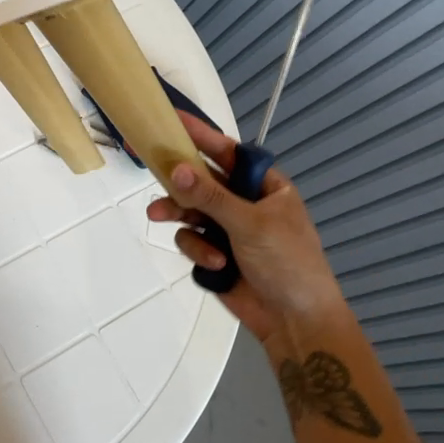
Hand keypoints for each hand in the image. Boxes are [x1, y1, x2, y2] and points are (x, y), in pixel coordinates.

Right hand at [146, 111, 345, 344]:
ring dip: (178, 214)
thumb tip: (175, 168)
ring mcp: (229, 229)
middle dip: (178, 180)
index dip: (200, 135)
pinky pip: (191, 239)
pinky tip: (215, 264)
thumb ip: (210, 196)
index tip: (171, 119)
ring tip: (158, 217)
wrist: (297, 323)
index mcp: (265, 187)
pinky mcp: (215, 253)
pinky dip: (198, 250)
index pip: (228, 153)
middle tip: (146, 164)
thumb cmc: (288, 263)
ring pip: (189, 209)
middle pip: (201, 180)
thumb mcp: (251, 224)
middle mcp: (245, 203)